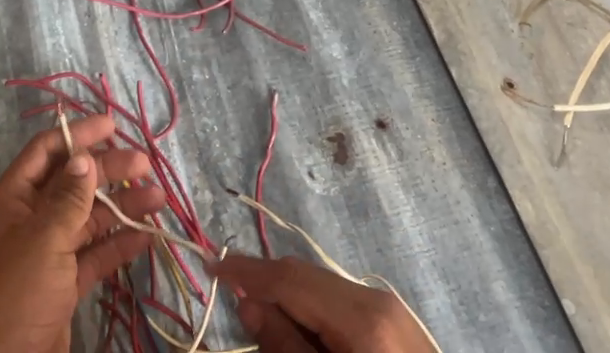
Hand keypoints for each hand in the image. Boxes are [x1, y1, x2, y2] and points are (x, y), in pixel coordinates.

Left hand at [0, 114, 166, 352]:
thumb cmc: (16, 293)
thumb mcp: (43, 239)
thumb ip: (68, 198)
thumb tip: (84, 157)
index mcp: (13, 198)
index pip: (47, 152)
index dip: (78, 135)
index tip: (112, 125)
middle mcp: (30, 218)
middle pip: (73, 183)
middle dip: (108, 172)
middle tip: (146, 165)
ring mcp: (48, 251)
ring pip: (89, 218)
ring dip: (121, 208)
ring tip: (158, 199)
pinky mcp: (64, 283)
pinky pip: (95, 255)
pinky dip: (119, 245)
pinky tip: (147, 237)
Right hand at [216, 255, 436, 352]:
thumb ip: (284, 346)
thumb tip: (250, 303)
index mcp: (360, 317)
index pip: (289, 278)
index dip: (246, 271)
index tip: (211, 265)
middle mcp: (376, 300)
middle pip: (305, 275)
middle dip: (266, 282)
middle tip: (230, 293)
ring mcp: (392, 311)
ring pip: (322, 287)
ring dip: (289, 298)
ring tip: (264, 320)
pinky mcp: (398, 326)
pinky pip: (342, 303)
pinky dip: (314, 312)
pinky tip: (301, 333)